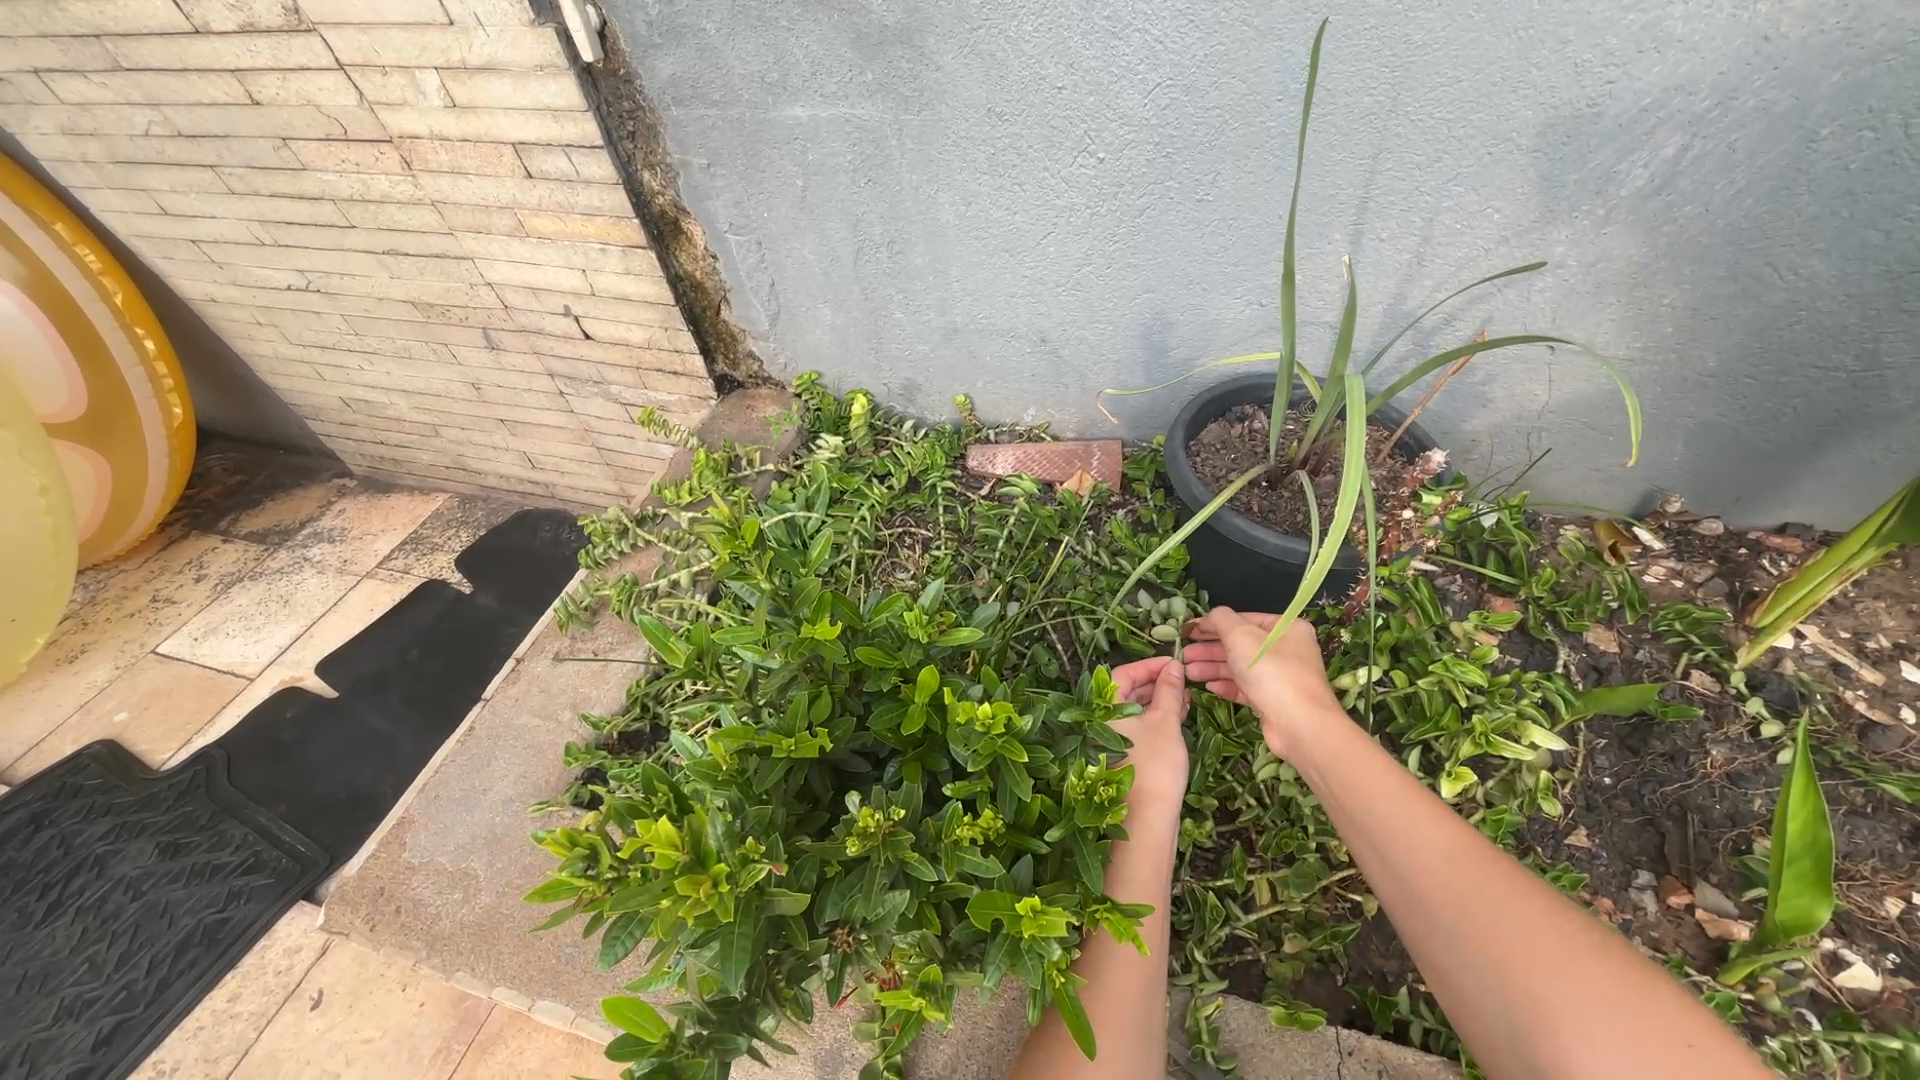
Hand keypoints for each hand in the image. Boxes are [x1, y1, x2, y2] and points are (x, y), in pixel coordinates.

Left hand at [1107, 655, 1189, 812]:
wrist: (1148, 818)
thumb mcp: (1165, 722)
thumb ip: (1169, 691)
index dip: (1150, 665)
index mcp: (1105, 709)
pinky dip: (1157, 718)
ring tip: (1186, 697)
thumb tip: (1174, 667)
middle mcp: (1102, 721)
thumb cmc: (1155, 765)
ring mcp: (1112, 739)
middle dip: (1156, 682)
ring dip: (1159, 700)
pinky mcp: (1125, 755)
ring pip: (1135, 710)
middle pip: (1128, 691)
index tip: (1175, 662)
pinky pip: (1139, 727)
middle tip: (1182, 679)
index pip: (1123, 673)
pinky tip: (1178, 715)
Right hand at [1182, 607, 1345, 759]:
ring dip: (1213, 668)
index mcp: (1285, 628)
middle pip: (1239, 644)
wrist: (1300, 724)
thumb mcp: (1240, 635)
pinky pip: (1245, 688)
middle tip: (1183, 654)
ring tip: (1188, 672)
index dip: (1212, 624)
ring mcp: (1280, 676)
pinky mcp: (1273, 700)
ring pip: (1240, 667)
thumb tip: (1210, 615)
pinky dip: (1227, 685)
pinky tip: (1209, 687)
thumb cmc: (1271, 671)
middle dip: (1209, 649)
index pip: (1243, 619)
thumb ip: (1221, 619)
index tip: (1187, 631)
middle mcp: (1285, 649)